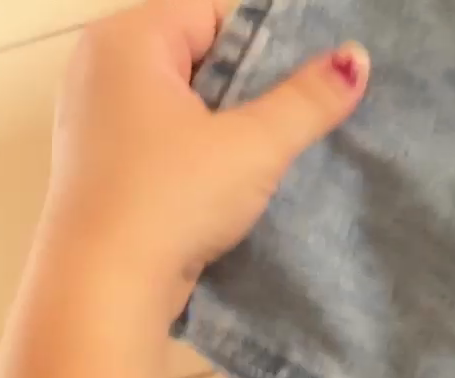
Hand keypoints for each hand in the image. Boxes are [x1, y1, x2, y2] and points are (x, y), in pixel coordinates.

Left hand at [36, 0, 367, 320]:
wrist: (109, 275)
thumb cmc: (176, 196)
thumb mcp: (255, 146)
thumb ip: (307, 102)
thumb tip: (357, 57)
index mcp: (127, 40)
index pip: (210, 12)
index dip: (265, 45)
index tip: (305, 89)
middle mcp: (100, 63)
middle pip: (197, 54)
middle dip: (251, 87)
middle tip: (297, 126)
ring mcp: (97, 113)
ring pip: (183, 99)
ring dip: (229, 123)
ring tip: (269, 159)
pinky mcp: (105, 159)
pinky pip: (166, 134)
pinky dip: (203, 150)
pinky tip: (229, 184)